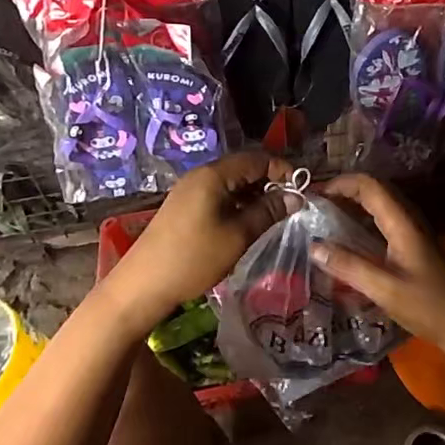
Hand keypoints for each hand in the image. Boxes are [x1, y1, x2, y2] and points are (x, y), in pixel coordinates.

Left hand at [107, 151, 295, 321]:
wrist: (142, 286)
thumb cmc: (194, 258)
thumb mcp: (239, 235)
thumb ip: (269, 212)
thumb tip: (296, 197)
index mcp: (214, 175)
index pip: (257, 158)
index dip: (283, 171)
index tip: (301, 192)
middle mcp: (201, 175)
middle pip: (244, 168)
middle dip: (271, 183)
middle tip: (290, 206)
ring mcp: (190, 191)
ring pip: (233, 183)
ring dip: (255, 196)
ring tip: (274, 217)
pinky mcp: (185, 207)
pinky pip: (219, 196)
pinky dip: (239, 204)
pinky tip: (248, 224)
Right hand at [311, 174, 444, 364]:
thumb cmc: (427, 306)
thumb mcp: (385, 289)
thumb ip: (349, 267)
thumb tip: (314, 247)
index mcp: (403, 223)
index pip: (370, 186)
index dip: (341, 183)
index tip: (313, 194)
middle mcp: (409, 219)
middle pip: (374, 190)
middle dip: (343, 190)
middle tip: (314, 205)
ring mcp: (413, 231)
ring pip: (379, 204)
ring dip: (352, 204)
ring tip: (323, 217)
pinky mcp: (412, 244)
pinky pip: (383, 220)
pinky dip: (362, 219)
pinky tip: (346, 237)